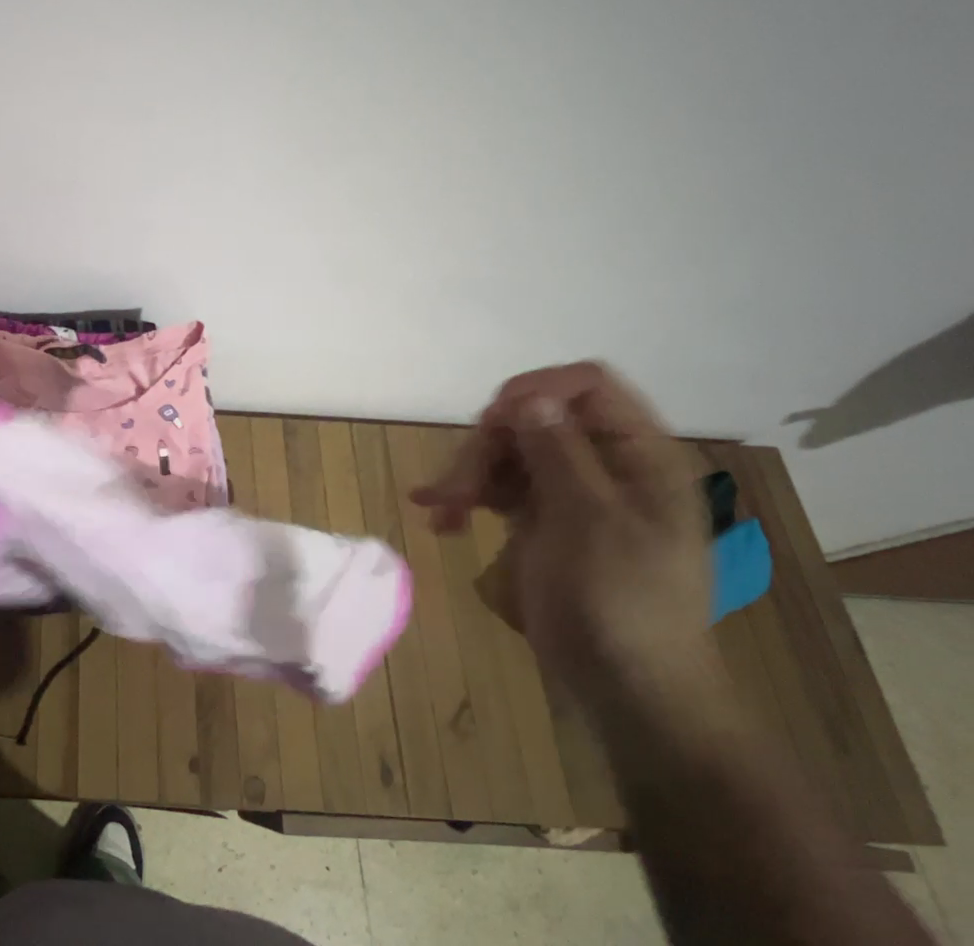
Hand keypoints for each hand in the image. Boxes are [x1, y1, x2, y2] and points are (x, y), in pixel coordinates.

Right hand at [412, 363, 712, 684]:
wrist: (628, 686)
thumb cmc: (619, 602)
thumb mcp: (589, 521)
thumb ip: (559, 453)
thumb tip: (525, 396)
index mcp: (638, 457)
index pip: (586, 387)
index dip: (534, 392)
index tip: (489, 424)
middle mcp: (605, 467)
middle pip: (535, 420)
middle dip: (487, 445)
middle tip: (454, 486)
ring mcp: (572, 497)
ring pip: (509, 455)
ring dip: (469, 474)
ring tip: (437, 510)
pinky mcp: (543, 525)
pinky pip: (500, 492)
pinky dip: (469, 499)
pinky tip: (442, 522)